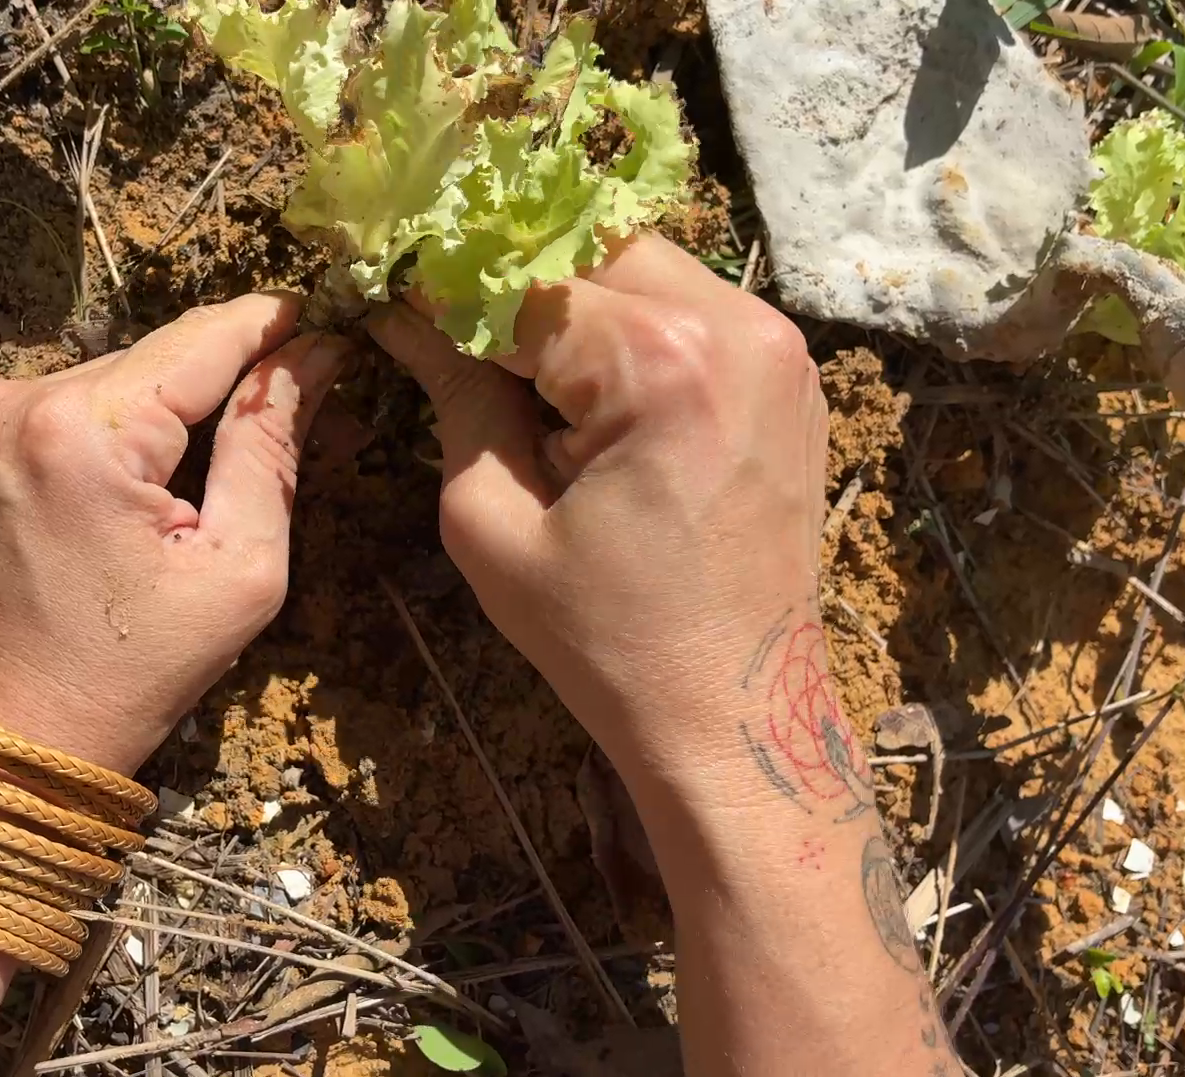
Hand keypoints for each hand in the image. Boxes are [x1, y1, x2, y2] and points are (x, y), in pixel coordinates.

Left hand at [0, 294, 347, 774]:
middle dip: (228, 372)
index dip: (270, 324)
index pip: (202, 339)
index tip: (323, 319)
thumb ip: (272, 447)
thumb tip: (311, 358)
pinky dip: (124, 422)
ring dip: (175, 401)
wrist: (13, 734)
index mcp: (82, 433)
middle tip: (293, 396)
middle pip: (157, 356)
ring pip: (117, 376)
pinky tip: (152, 470)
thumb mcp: (238, 567)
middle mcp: (13, 401)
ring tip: (224, 449)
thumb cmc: (138, 670)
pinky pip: (72, 402)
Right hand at [368, 233, 826, 784]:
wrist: (730, 714)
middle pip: (593, 253)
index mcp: (662, 364)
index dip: (447, 297)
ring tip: (520, 381)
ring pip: (643, 274)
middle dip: (514, 291)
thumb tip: (409, 323)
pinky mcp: (790, 380)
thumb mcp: (490, 524)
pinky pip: (689, 316)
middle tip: (458, 348)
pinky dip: (623, 335)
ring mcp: (781, 349)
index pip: (524, 287)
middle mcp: (741, 327)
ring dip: (569, 311)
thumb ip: (455, 400)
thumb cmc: (598, 636)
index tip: (395, 306)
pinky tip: (585, 398)